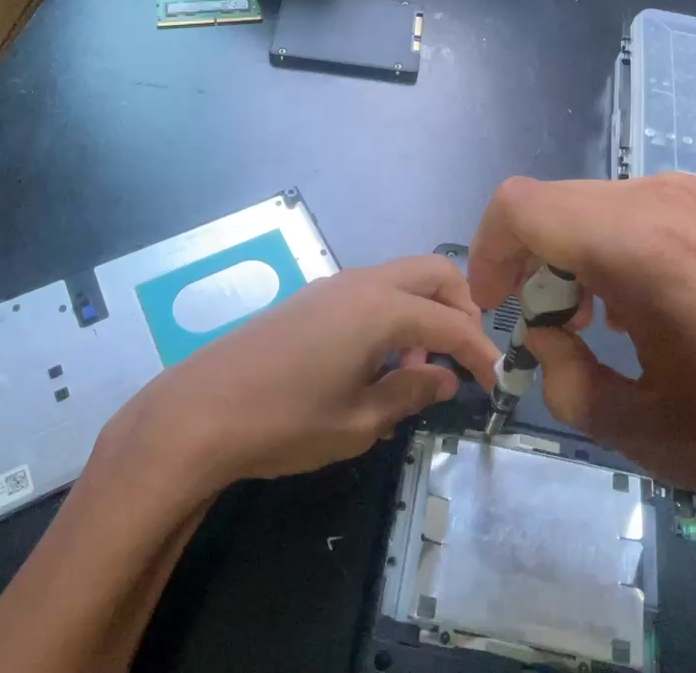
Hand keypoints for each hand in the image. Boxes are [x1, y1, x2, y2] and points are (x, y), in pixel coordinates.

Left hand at [98, 255, 501, 487]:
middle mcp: (361, 284)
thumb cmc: (285, 422)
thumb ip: (410, 393)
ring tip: (416, 373)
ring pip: (400, 280)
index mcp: (381, 308)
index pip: (452, 322)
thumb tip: (444, 378)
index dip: (480, 351)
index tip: (496, 381)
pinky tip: (377, 367)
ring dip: (424, 313)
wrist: (198, 414)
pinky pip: (370, 294)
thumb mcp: (359, 421)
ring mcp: (332, 287)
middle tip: (465, 356)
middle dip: (461, 308)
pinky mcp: (310, 300)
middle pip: (432, 273)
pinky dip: (392, 317)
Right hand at [467, 174, 695, 518]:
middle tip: (555, 333)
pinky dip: (627, 251)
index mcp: (637, 246)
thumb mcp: (658, 435)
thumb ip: (573, 386)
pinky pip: (654, 213)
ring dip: (582, 259)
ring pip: (604, 207)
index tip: (500, 309)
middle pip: (557, 205)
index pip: (518, 206)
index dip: (488, 254)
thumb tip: (551, 342)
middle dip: (533, 264)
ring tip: (614, 331)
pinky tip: (669, 312)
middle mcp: (668, 199)